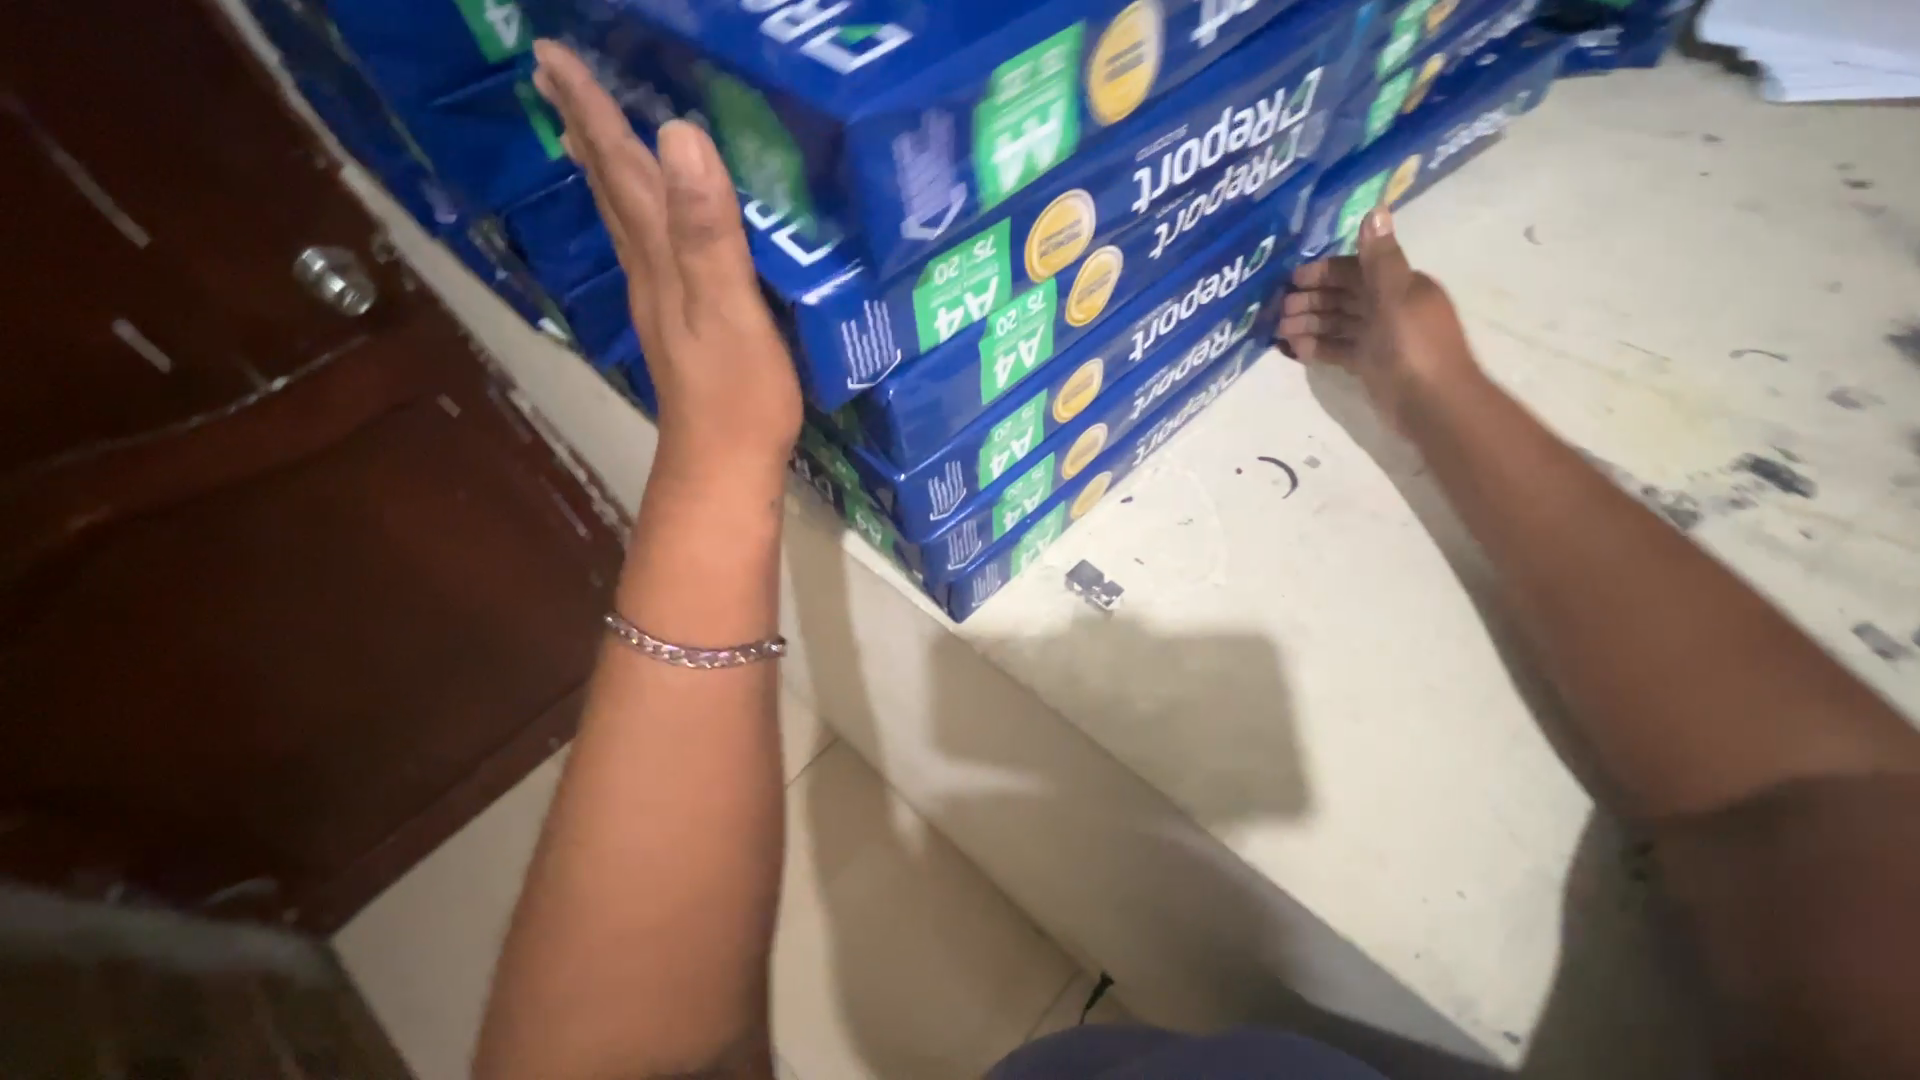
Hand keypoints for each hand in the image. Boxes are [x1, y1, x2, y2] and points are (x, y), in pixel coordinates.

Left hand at [532, 41, 801, 490]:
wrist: (724, 467)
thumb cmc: (739, 396)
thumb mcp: (731, 309)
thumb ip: (707, 231)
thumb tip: (678, 137)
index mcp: (662, 261)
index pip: (622, 172)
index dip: (593, 112)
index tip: (554, 53)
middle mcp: (650, 274)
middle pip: (611, 190)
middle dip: (585, 128)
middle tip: (553, 73)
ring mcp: (662, 303)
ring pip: (624, 222)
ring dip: (603, 170)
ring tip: (587, 130)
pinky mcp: (680, 327)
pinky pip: (646, 251)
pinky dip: (634, 216)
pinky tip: (644, 220)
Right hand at [1276, 208, 1476, 434]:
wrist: (1432, 403)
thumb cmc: (1415, 346)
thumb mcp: (1396, 295)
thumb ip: (1380, 257)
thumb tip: (1374, 210)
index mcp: (1401, 286)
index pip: (1356, 270)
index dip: (1324, 272)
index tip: (1292, 280)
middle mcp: (1390, 307)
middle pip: (1344, 297)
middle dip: (1311, 300)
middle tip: (1279, 311)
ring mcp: (1380, 338)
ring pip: (1338, 324)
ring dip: (1309, 324)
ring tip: (1280, 333)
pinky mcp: (1370, 365)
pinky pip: (1339, 350)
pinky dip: (1318, 348)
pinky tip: (1296, 351)